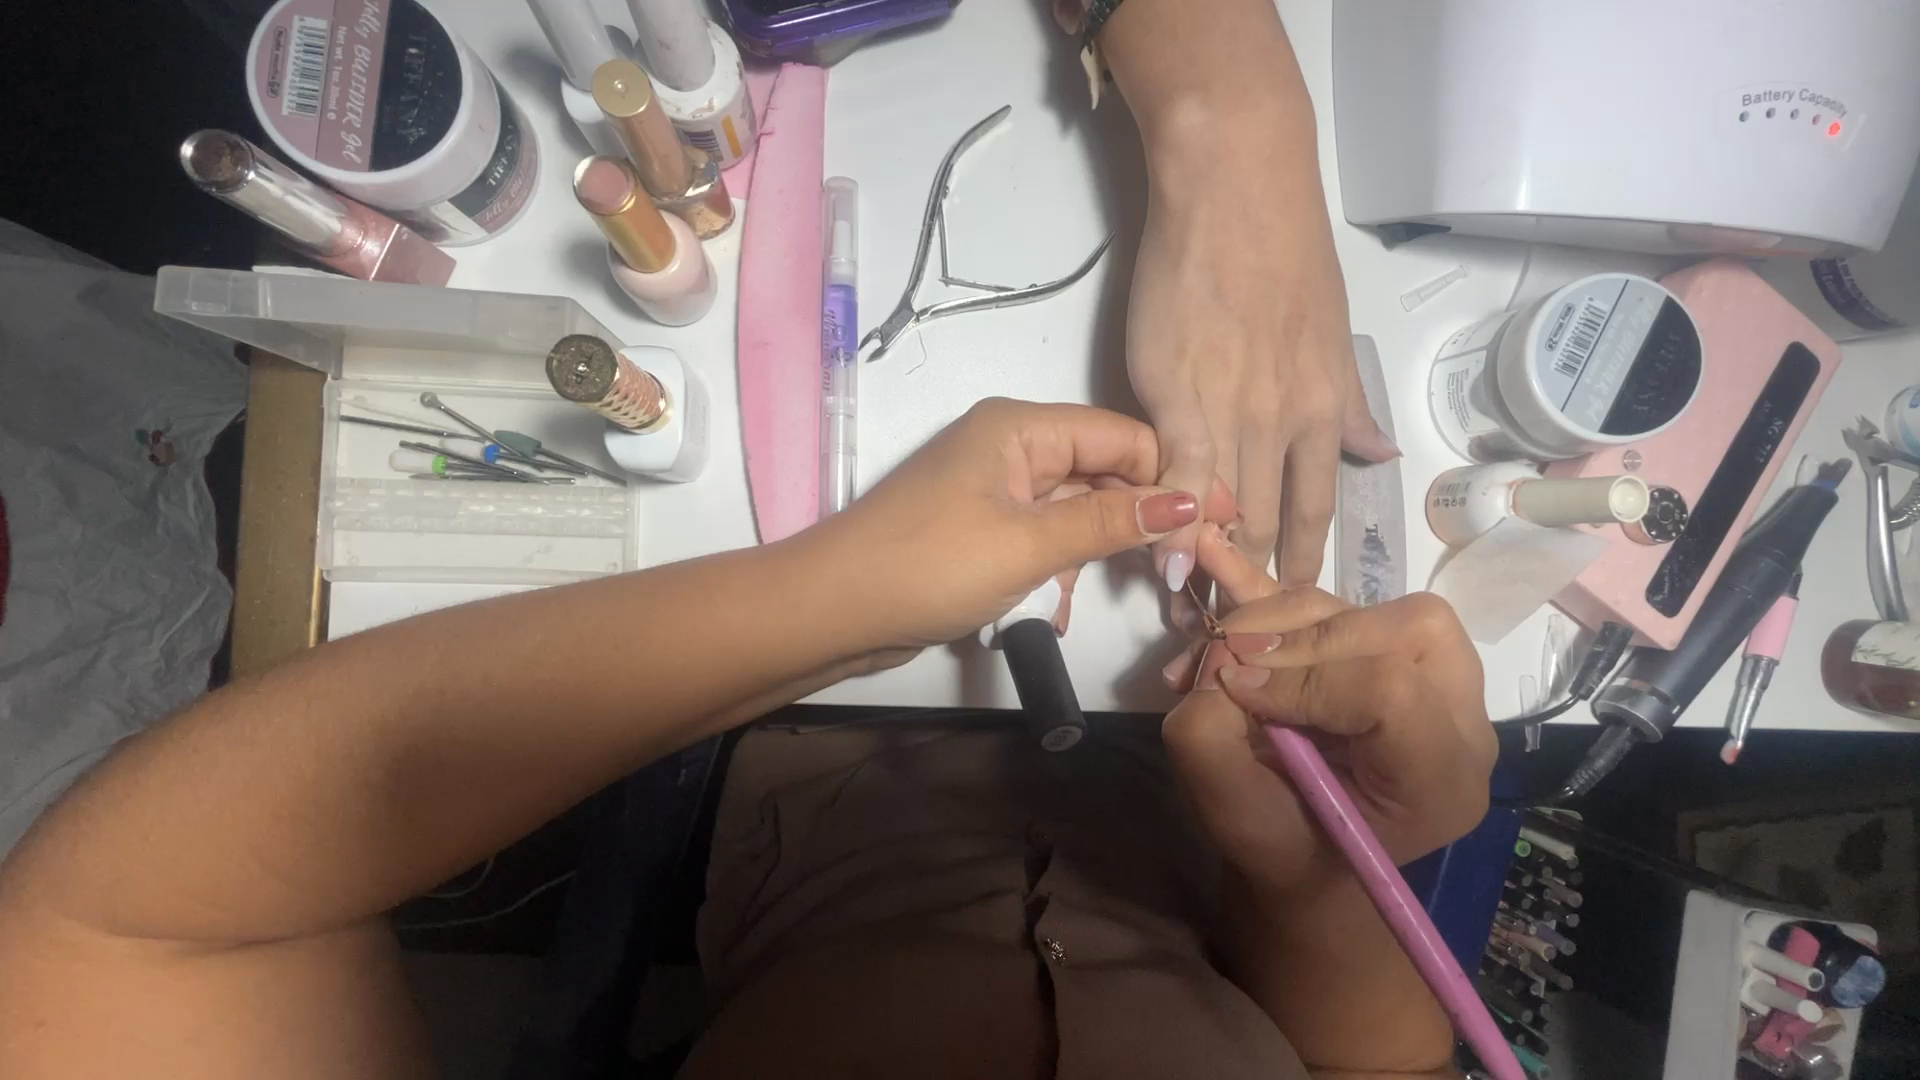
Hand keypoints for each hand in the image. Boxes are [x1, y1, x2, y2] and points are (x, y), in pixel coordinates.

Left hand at [810, 398, 1230, 657]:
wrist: (834, 610)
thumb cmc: (931, 565)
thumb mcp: (1030, 543)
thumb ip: (1111, 521)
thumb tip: (1191, 503)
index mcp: (1020, 427)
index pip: (1121, 436)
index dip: (1176, 476)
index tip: (1225, 521)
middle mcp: (1010, 448)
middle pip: (1100, 473)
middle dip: (1139, 521)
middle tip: (1190, 567)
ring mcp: (993, 491)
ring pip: (1072, 513)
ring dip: (1093, 555)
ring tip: (1121, 595)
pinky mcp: (980, 530)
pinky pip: (1040, 540)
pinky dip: (1055, 571)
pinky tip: (1057, 611)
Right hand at [1127, 127, 1396, 592]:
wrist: (1234, 192)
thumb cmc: (1280, 254)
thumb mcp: (1333, 334)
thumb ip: (1347, 403)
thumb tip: (1375, 451)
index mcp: (1325, 411)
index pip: (1313, 508)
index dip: (1299, 559)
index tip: (1287, 600)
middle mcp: (1286, 426)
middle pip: (1264, 523)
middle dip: (1248, 580)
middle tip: (1230, 626)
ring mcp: (1233, 417)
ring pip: (1223, 514)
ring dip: (1206, 569)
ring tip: (1190, 614)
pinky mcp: (1178, 401)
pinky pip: (1178, 483)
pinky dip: (1171, 529)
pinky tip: (1161, 570)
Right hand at [1161, 531, 1493, 894]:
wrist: (1300, 852)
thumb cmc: (1273, 843)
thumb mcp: (1227, 810)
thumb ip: (1209, 735)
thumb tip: (1219, 664)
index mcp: (1438, 782)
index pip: (1391, 690)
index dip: (1300, 678)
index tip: (1231, 692)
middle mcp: (1458, 720)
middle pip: (1391, 630)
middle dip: (1286, 640)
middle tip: (1221, 668)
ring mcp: (1429, 677)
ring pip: (1361, 605)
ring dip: (1274, 620)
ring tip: (1218, 655)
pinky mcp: (1386, 647)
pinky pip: (1341, 599)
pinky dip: (1275, 587)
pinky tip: (1215, 554)